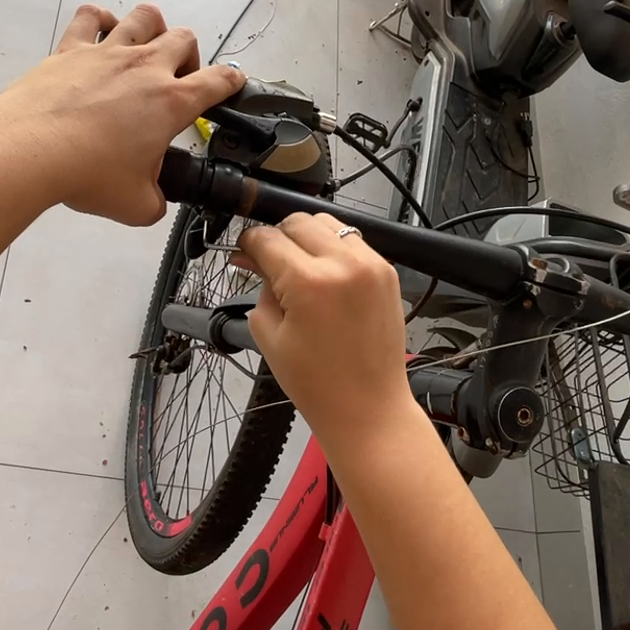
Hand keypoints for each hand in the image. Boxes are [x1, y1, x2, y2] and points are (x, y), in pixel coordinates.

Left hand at [0, 3, 243, 224]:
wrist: (31, 152)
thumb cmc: (89, 176)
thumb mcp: (137, 205)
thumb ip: (157, 201)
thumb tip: (155, 200)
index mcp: (171, 103)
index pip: (218, 82)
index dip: (232, 81)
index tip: (234, 83)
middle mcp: (146, 68)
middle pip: (184, 38)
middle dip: (189, 57)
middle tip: (177, 82)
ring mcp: (108, 52)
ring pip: (145, 16)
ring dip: (153, 28)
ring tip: (146, 50)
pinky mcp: (71, 48)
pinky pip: (91, 16)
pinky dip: (101, 20)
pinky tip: (101, 34)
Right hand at [234, 213, 416, 444]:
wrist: (368, 408)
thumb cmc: (317, 383)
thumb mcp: (270, 334)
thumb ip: (259, 286)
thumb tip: (250, 257)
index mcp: (309, 282)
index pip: (267, 238)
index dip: (248, 244)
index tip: (244, 253)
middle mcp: (344, 264)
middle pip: (297, 221)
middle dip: (277, 237)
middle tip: (268, 263)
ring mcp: (371, 265)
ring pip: (328, 223)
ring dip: (306, 236)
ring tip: (298, 267)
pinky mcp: (386, 272)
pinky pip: (352, 241)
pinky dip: (333, 249)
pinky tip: (324, 276)